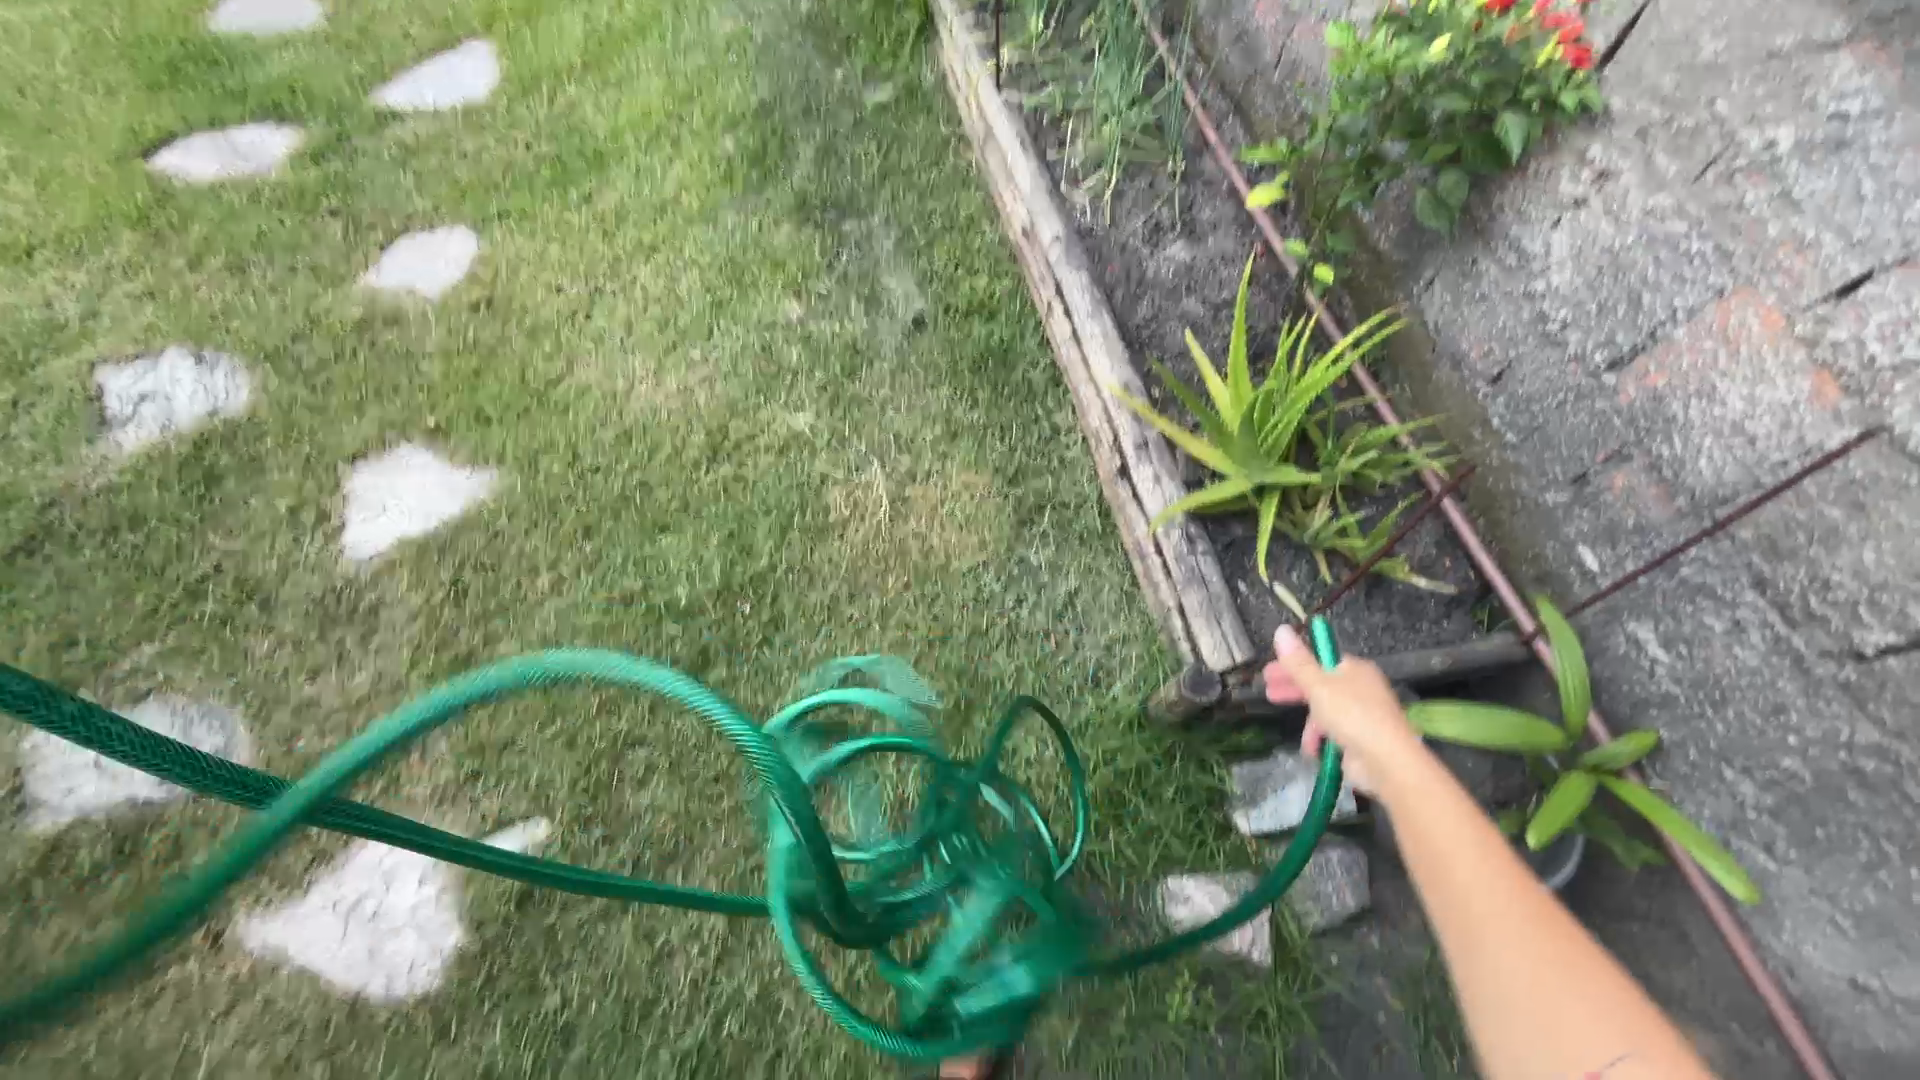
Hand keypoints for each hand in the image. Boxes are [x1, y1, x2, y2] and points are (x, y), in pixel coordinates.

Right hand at [1262, 625, 1421, 795]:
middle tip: (1268, 692)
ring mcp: (1362, 714)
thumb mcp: (1318, 686)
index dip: (1292, 665)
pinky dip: (1321, 739)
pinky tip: (1314, 749)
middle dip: (1294, 690)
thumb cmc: (1352, 716)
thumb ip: (1297, 662)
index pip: (1318, 661)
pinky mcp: (1361, 737)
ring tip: (1301, 737)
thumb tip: (1281, 629)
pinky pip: (1334, 732)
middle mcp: (1360, 688)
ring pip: (1325, 711)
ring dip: (1310, 723)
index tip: (1269, 673)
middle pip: (1319, 684)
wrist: (1386, 761)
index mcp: (1354, 669)